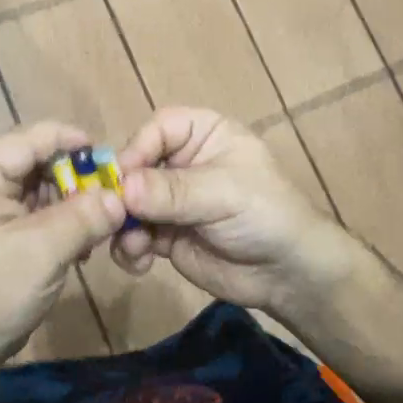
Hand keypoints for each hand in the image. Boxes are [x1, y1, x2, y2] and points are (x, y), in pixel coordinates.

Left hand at [0, 121, 126, 378]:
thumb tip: (122, 195)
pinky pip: (32, 205)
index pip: (28, 139)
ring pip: (37, 182)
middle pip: (34, 158)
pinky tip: (81, 240)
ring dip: (70, 200)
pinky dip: (58, 216)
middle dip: (74, 177)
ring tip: (98, 225)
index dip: (72, 142)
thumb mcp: (43, 252)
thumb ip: (84, 216)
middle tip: (112, 195)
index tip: (113, 158)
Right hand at [113, 107, 359, 315]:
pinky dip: (129, 248)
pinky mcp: (166, 234)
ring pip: (129, 204)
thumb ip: (172, 191)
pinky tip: (141, 263)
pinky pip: (133, 234)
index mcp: (203, 134)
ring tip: (135, 246)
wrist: (290, 274)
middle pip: (135, 166)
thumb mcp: (223, 195)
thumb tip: (122, 188)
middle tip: (112, 218)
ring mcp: (172, 200)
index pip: (157, 128)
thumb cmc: (266, 215)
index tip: (122, 180)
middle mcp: (183, 162)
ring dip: (123, 225)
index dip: (136, 149)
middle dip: (121, 194)